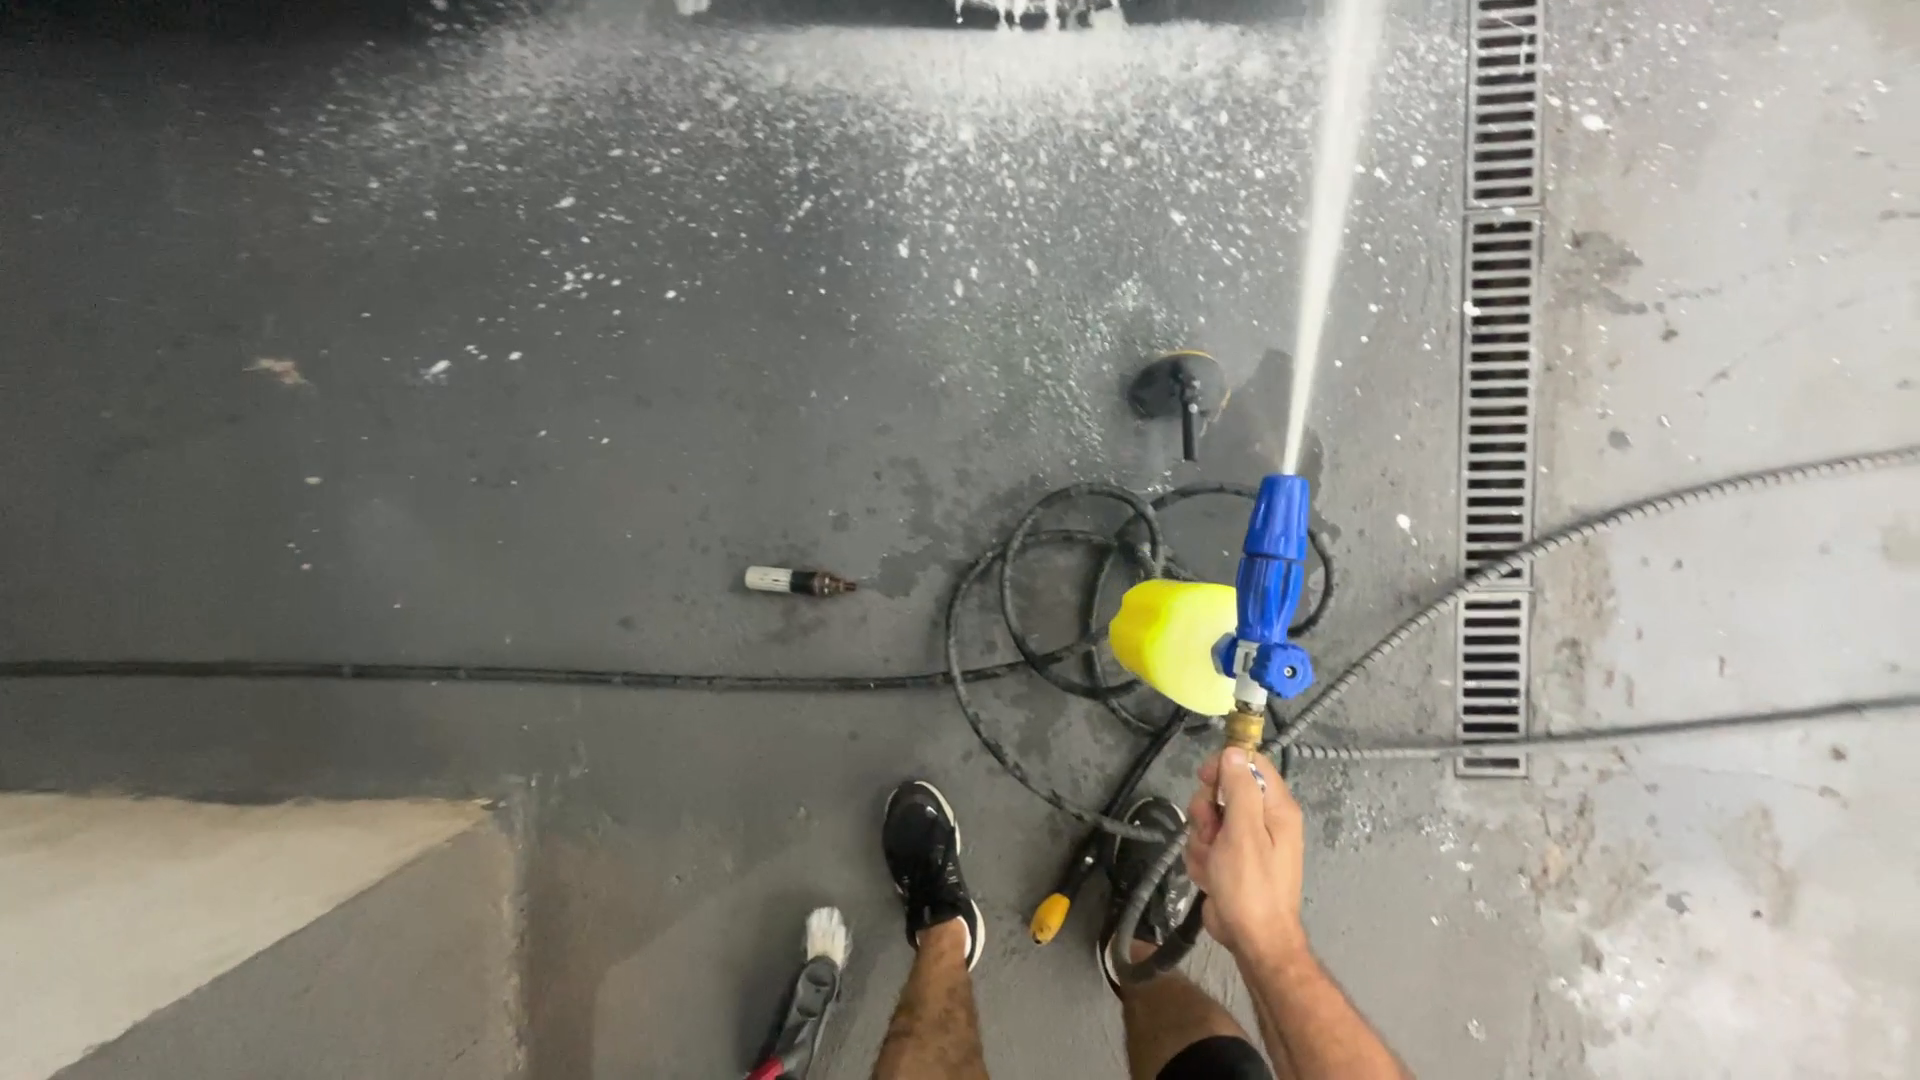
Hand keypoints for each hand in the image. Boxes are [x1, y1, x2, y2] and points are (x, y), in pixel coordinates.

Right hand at [1184, 747, 1307, 963]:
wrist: (1253, 941)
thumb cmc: (1251, 885)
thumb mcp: (1243, 832)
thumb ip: (1239, 789)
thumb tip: (1234, 752)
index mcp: (1276, 809)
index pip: (1250, 764)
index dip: (1224, 766)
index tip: (1205, 779)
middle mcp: (1264, 820)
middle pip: (1223, 791)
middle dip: (1207, 811)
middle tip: (1210, 832)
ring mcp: (1246, 841)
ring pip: (1209, 819)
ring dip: (1201, 839)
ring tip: (1211, 862)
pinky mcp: (1230, 860)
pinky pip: (1206, 843)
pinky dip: (1202, 858)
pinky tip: (1209, 876)